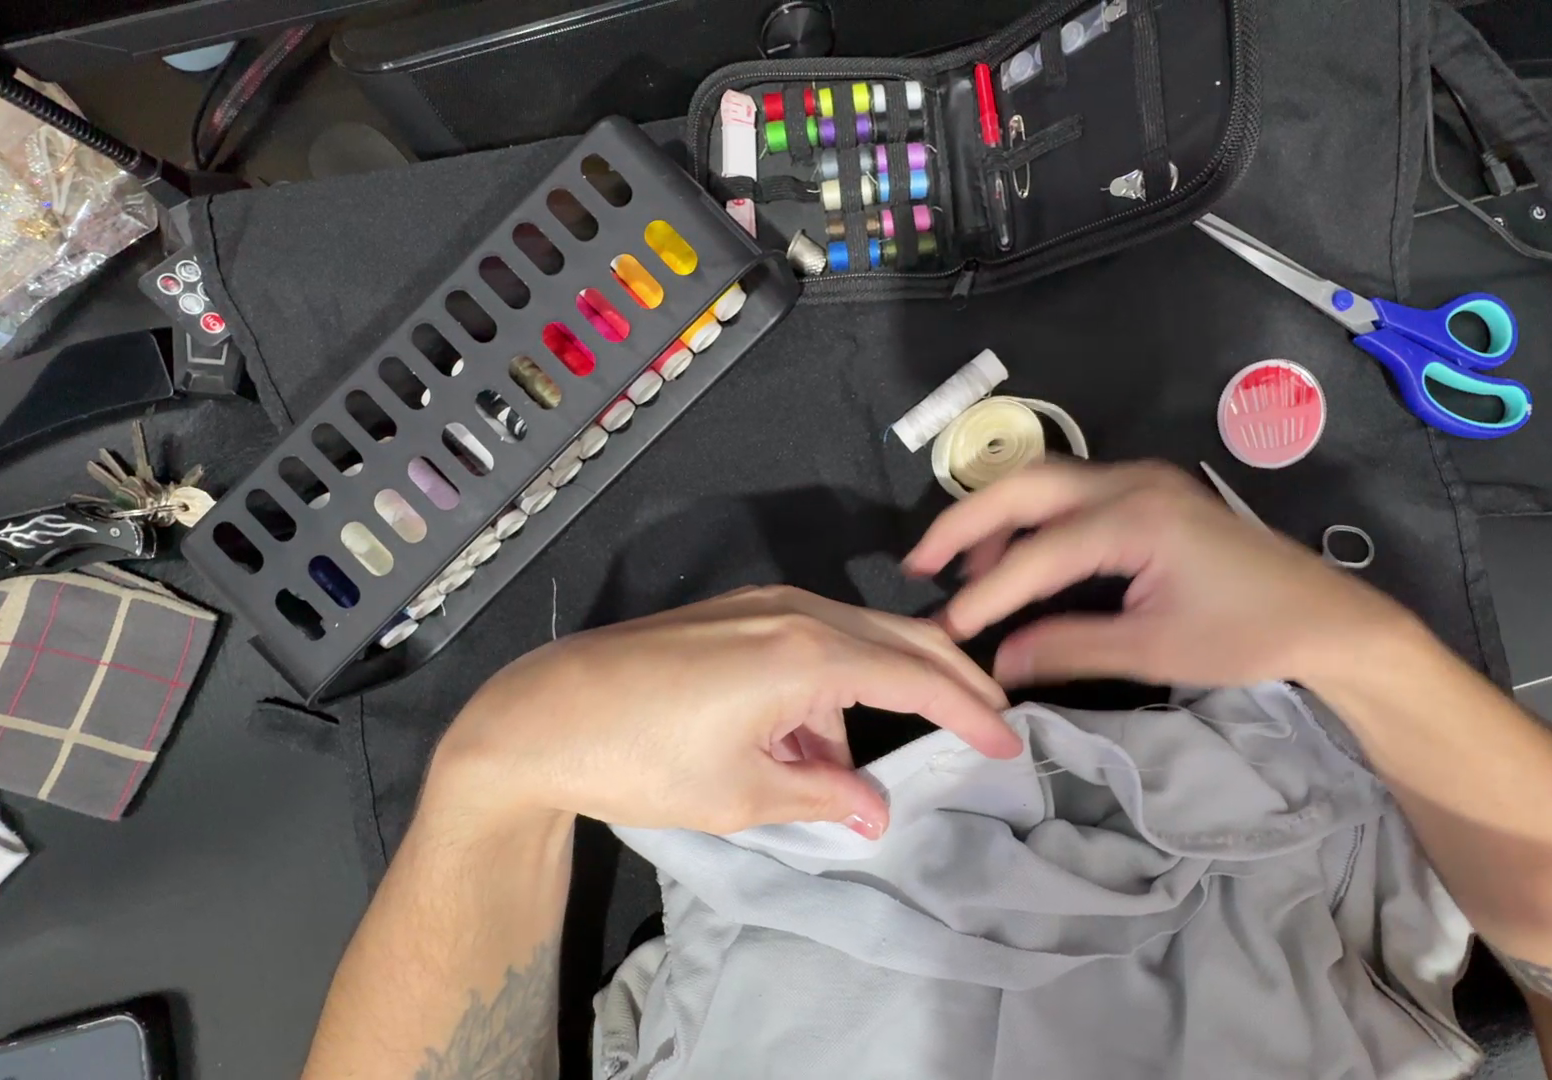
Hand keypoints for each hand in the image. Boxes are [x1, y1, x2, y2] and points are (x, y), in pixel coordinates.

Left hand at [422, 586, 1020, 839]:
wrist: (543, 714)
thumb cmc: (643, 759)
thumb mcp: (741, 794)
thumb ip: (821, 795)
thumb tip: (873, 811)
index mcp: (809, 654)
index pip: (916, 678)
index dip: (970, 711)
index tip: (1008, 740)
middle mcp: (799, 611)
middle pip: (903, 638)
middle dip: (952, 678)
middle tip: (987, 718)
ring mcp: (768, 603)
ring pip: (860, 635)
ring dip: (880, 686)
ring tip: (852, 761)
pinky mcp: (743, 611)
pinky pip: (816, 637)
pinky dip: (836, 679)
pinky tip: (806, 729)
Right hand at [903, 460, 1421, 689]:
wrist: (1330, 618)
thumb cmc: (1247, 635)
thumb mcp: (1152, 649)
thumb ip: (1067, 647)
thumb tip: (997, 661)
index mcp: (1135, 519)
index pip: (1037, 554)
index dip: (985, 594)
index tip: (945, 630)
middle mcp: (1130, 481)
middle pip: (1025, 485)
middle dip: (965, 523)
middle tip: (920, 563)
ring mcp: (1140, 479)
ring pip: (1044, 482)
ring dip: (996, 519)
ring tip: (960, 567)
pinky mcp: (1146, 492)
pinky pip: (1070, 494)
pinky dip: (1031, 521)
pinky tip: (1018, 556)